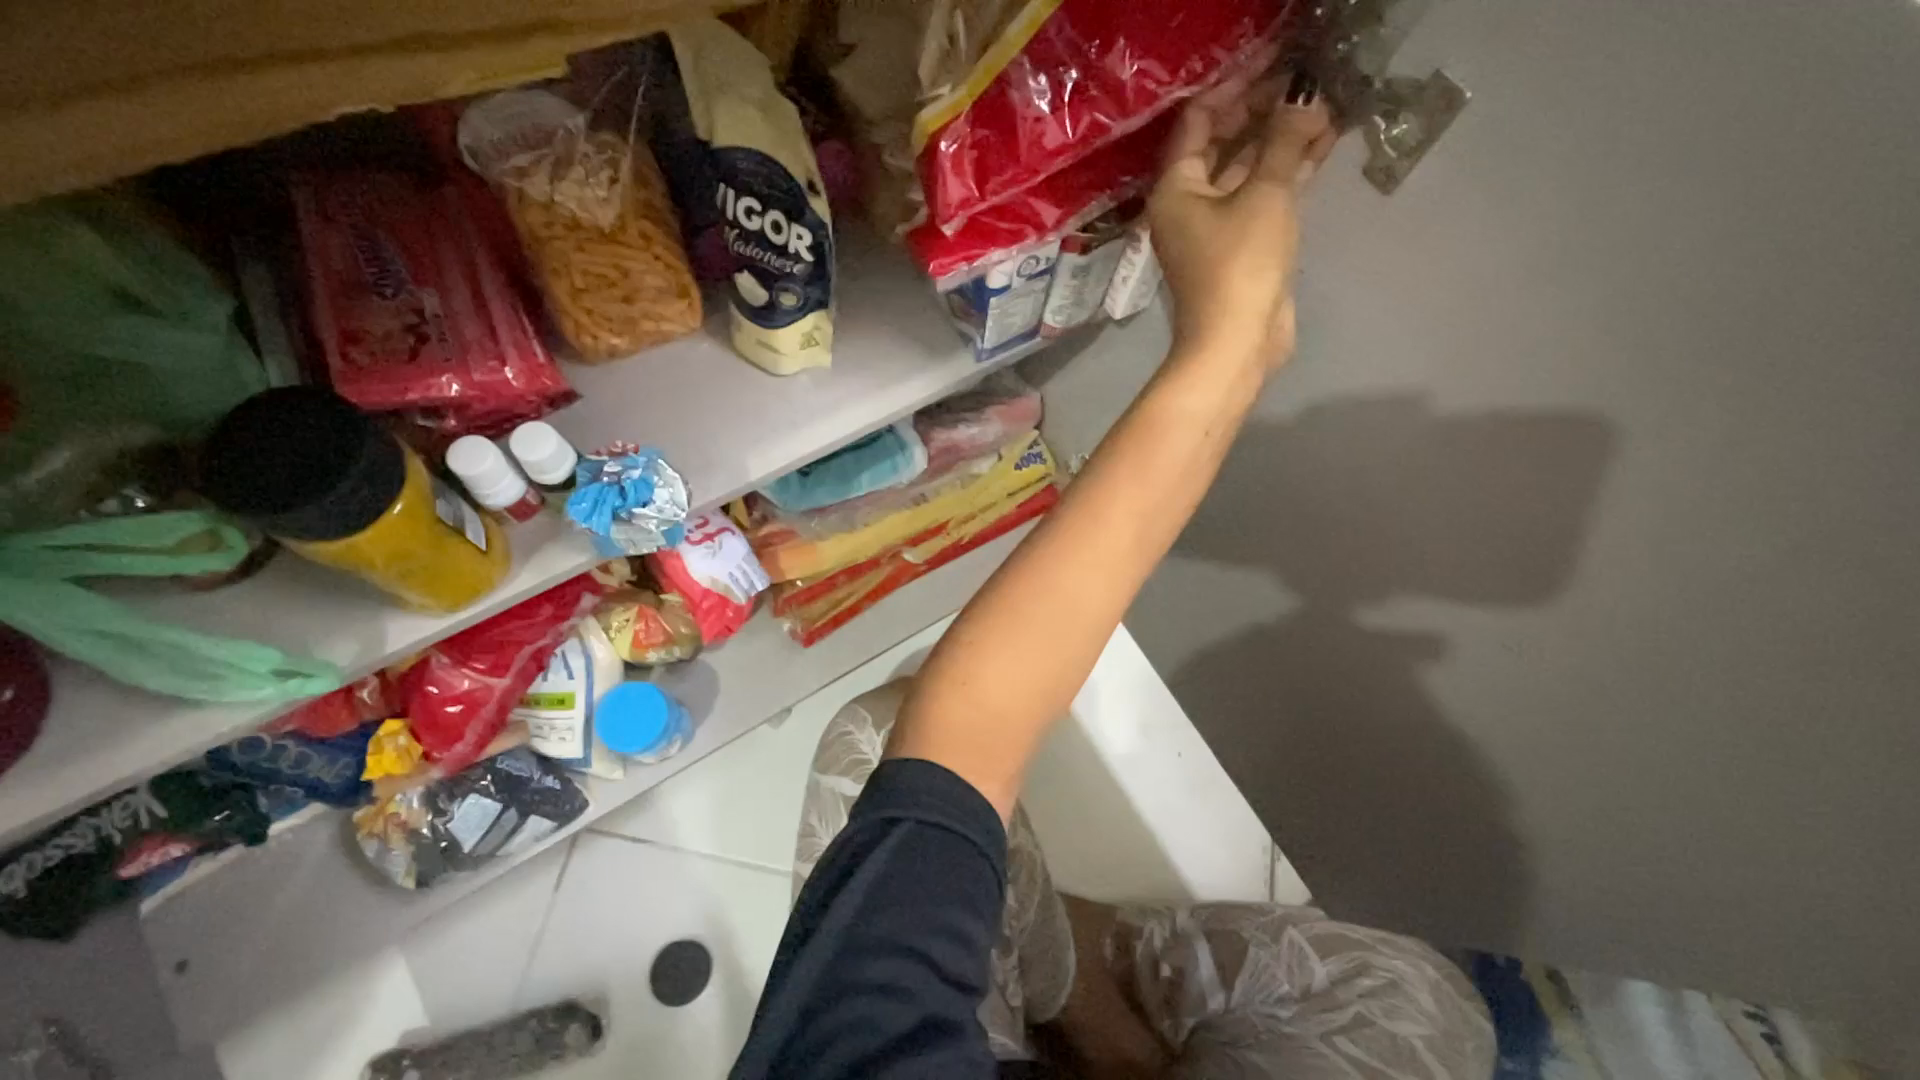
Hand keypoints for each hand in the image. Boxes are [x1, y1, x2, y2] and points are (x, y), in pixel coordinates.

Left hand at [1149, 70, 1335, 370]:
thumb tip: (1305, 94)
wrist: (1237, 343)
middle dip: (1264, 111)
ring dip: (1281, 140)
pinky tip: (1322, 145)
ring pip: (1246, 170)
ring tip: (1327, 105)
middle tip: (1308, 81)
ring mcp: (1213, 226)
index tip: (1276, 60)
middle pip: (1222, 143)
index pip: (1199, 120)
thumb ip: (1285, 142)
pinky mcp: (1239, 246)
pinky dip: (1286, 172)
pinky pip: (1260, 196)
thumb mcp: (1265, 195)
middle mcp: (1187, 203)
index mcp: (1175, 187)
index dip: (1236, 85)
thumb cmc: (1240, 265)